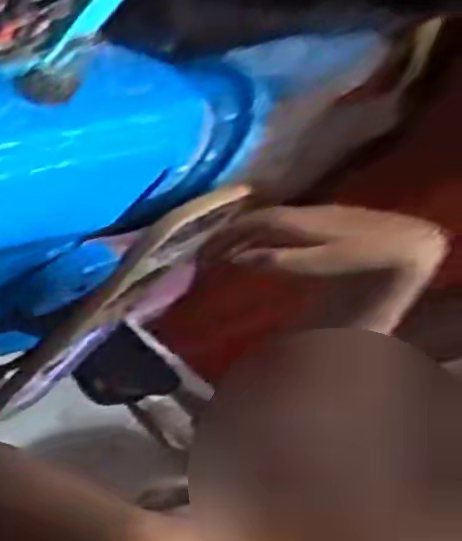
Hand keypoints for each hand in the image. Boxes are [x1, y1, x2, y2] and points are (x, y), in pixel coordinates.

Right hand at [209, 205, 447, 277]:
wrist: (407, 251)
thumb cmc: (357, 263)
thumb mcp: (313, 266)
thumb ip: (276, 260)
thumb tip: (235, 258)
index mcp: (304, 219)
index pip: (255, 220)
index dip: (224, 234)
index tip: (199, 253)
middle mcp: (310, 211)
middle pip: (263, 217)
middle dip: (230, 234)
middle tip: (203, 255)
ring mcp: (321, 214)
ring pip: (274, 219)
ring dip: (245, 235)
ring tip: (224, 254)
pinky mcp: (330, 221)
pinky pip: (287, 223)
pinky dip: (264, 235)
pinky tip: (256, 248)